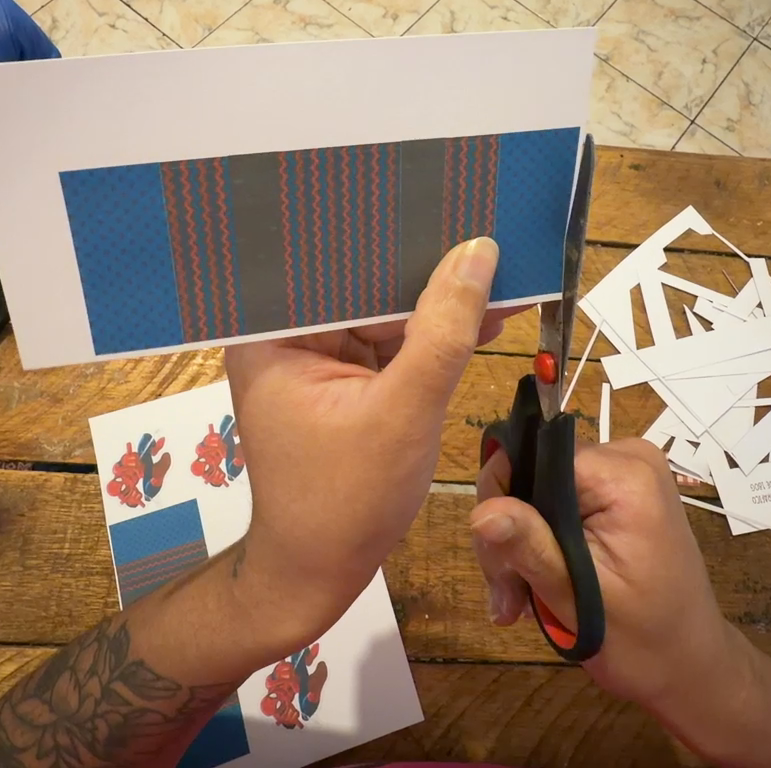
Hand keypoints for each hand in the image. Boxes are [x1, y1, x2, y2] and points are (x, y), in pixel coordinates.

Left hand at [224, 237, 503, 632]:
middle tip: (480, 218)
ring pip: (382, 307)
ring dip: (436, 297)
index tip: (443, 196)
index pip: (335, 263)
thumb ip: (442, 330)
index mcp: (273, 331)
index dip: (391, 231)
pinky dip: (431, 332)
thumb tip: (478, 251)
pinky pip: (390, 339)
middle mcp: (287, 332)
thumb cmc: (349, 499)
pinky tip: (482, 310)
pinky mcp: (342, 374)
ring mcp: (316, 353)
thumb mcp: (405, 410)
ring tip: (497, 259)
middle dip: (422, 262)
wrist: (322, 572)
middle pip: (361, 281)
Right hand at [471, 438, 752, 711]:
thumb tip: (481, 513)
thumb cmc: (645, 643)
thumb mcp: (578, 600)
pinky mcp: (614, 485)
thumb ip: (530, 548)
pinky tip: (536, 581)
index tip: (499, 569)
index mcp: (623, 474)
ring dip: (519, 544)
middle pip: (531, 472)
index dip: (502, 503)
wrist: (692, 669)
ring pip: (536, 486)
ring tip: (518, 600)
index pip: (533, 457)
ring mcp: (621, 468)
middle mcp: (624, 455)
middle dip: (508, 535)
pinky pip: (556, 496)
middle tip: (507, 598)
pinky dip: (539, 539)